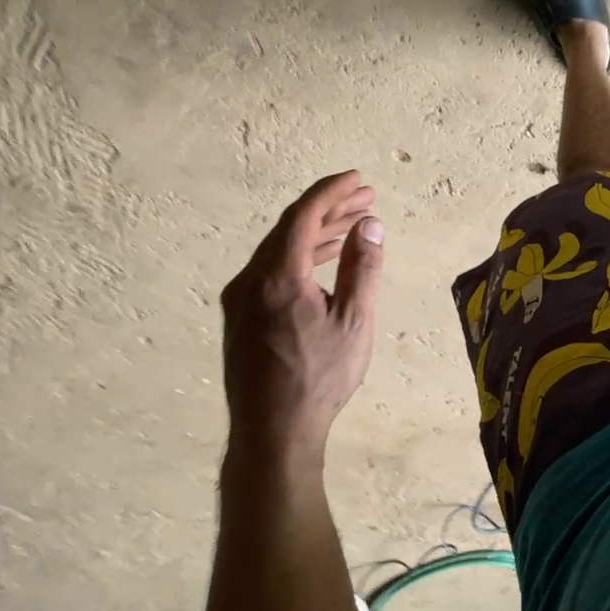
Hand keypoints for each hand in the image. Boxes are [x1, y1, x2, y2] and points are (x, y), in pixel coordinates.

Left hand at [220, 171, 382, 463]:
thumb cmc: (320, 376)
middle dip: (329, 210)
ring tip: (354, 226)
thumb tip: (369, 225)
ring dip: (317, 234)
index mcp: (277, 277)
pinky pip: (271, 272)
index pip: (303, 217)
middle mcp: (249, 281)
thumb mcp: (354, 320)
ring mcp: (240, 301)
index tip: (358, 179)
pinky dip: (302, 258)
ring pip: (279, 251)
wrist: (273, 431)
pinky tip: (324, 264)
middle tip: (366, 198)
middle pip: (289, 229)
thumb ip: (362, 268)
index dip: (331, 193)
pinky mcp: (241, 319)